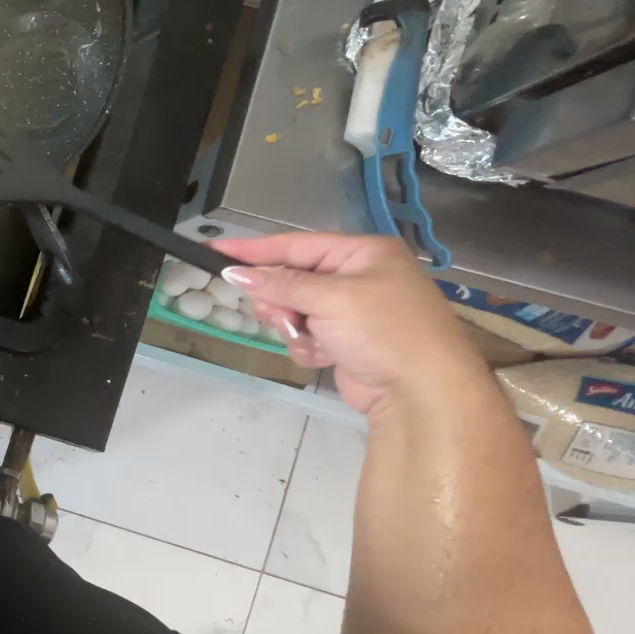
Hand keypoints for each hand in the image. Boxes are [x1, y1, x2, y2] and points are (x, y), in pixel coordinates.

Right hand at [216, 233, 486, 418]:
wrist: (420, 388)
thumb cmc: (385, 332)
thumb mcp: (331, 299)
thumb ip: (280, 284)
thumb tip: (234, 273)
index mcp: (362, 254)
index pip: (294, 245)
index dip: (253, 250)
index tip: (214, 251)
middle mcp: (356, 276)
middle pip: (288, 281)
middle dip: (280, 302)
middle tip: (283, 317)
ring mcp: (349, 309)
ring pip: (289, 311)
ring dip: (293, 328)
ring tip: (313, 340)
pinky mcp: (341, 337)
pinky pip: (301, 334)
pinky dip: (306, 346)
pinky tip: (326, 356)